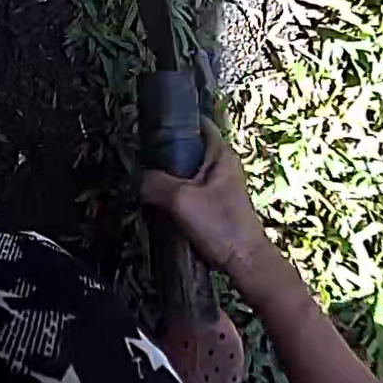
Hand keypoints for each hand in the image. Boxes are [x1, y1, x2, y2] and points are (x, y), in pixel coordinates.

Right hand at [141, 121, 292, 304]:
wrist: (245, 262)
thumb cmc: (220, 225)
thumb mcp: (179, 199)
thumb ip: (153, 182)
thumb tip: (137, 179)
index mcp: (221, 154)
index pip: (198, 123)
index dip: (176, 119)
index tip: (150, 123)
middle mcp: (222, 165)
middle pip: (187, 146)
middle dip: (164, 148)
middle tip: (140, 154)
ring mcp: (218, 184)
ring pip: (184, 168)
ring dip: (166, 172)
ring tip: (144, 177)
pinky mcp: (212, 203)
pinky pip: (185, 187)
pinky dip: (171, 189)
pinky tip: (157, 198)